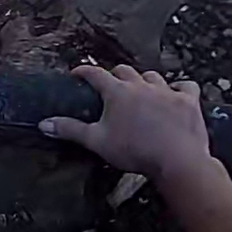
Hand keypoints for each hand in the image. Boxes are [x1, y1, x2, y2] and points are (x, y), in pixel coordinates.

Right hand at [39, 64, 211, 180]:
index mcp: (117, 92)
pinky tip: (176, 93)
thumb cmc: (134, 151)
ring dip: (144, 80)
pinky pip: (185, 86)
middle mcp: (141, 85)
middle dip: (114, 75)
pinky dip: (179, 88)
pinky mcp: (188, 101)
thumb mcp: (97, 141)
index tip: (77, 73)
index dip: (83, 71)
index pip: (95, 73)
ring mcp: (167, 91)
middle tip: (109, 85)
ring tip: (140, 89)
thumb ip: (70, 130)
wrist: (177, 161)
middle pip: (124, 71)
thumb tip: (44, 124)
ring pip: (153, 76)